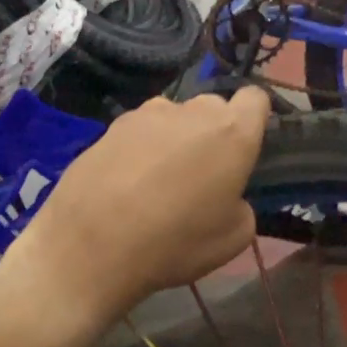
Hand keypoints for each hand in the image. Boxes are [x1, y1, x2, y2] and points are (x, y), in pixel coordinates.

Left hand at [1, 88, 271, 322]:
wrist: (90, 247)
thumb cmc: (175, 243)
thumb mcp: (233, 239)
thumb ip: (242, 205)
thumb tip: (227, 197)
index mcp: (232, 132)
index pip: (256, 99)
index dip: (254, 120)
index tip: (246, 150)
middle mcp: (193, 111)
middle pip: (213, 108)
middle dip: (213, 133)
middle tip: (202, 175)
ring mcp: (148, 113)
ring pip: (175, 117)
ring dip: (176, 138)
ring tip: (158, 181)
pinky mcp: (112, 126)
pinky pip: (141, 130)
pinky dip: (142, 149)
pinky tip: (127, 184)